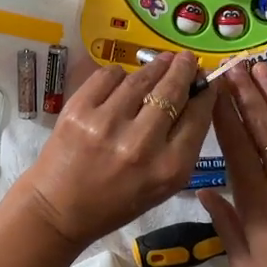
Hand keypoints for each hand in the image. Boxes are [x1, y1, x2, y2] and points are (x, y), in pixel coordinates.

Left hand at [14, 53, 214, 247]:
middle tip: (187, 58)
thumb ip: (180, 145)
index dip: (205, 93)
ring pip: (140, 79)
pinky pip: (108, 76)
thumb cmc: (116, 202)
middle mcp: (140, 144)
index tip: (207, 79)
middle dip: (183, 70)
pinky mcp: (78, 110)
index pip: (197, 117)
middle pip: (171, 92)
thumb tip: (194, 98)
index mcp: (169, 168)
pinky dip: (120, 74)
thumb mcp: (161, 184)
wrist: (59, 208)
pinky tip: (123, 78)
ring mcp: (106, 123)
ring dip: (155, 67)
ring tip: (163, 61)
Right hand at [198, 62, 266, 266]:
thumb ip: (224, 223)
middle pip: (265, 129)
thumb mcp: (245, 266)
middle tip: (235, 66)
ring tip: (263, 70)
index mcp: (260, 204)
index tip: (214, 88)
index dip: (225, 114)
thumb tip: (203, 190)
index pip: (237, 147)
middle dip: (248, 94)